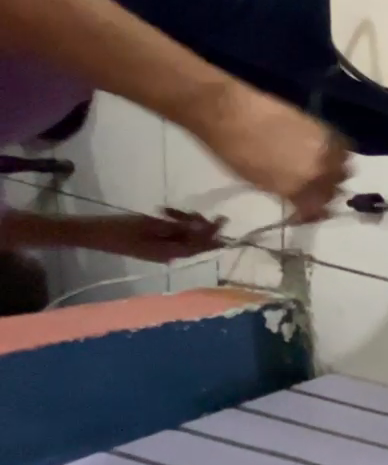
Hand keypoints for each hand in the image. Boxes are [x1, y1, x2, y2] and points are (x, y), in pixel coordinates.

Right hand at [70, 210, 226, 262]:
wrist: (87, 233)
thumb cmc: (116, 228)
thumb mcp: (150, 225)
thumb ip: (178, 228)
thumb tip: (204, 228)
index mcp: (171, 253)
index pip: (202, 245)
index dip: (214, 233)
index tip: (223, 218)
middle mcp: (171, 254)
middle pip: (196, 239)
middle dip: (194, 223)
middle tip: (180, 210)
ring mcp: (163, 250)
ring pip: (185, 234)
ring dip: (182, 221)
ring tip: (165, 210)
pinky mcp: (155, 244)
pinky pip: (173, 234)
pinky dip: (172, 223)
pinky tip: (162, 212)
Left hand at [197, 83, 349, 222]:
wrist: (227, 111)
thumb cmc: (231, 149)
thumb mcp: (257, 180)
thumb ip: (287, 192)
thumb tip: (301, 202)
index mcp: (297, 188)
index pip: (318, 208)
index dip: (313, 210)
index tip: (308, 208)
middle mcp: (318, 172)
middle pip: (336, 189)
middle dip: (326, 188)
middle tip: (312, 184)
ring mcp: (326, 151)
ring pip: (345, 168)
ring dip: (335, 169)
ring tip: (319, 164)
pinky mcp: (329, 131)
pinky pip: (344, 148)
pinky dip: (336, 151)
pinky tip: (320, 148)